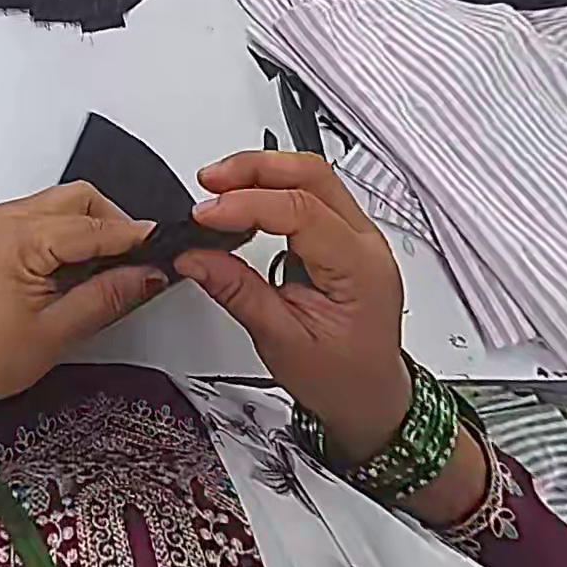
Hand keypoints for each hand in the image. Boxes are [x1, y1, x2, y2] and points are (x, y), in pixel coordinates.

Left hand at [0, 181, 165, 428]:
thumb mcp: (59, 329)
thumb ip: (109, 294)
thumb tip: (147, 274)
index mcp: (18, 238)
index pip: (93, 226)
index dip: (133, 237)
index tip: (162, 248)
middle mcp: (6, 221)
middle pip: (81, 199)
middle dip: (115, 224)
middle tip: (138, 259)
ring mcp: (2, 225)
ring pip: (67, 204)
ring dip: (95, 228)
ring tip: (111, 268)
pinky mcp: (2, 236)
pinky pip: (49, 217)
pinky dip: (75, 235)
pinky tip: (84, 268)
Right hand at [175, 151, 410, 464]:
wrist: (371, 397)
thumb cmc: (342, 378)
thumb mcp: (281, 341)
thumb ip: (236, 291)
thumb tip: (195, 257)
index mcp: (359, 268)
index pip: (301, 211)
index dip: (246, 205)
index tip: (205, 215)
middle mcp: (365, 241)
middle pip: (311, 174)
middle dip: (254, 168)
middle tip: (209, 181)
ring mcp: (355, 234)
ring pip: (310, 176)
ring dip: (260, 172)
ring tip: (217, 186)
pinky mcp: (339, 235)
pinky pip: (306, 193)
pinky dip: (269, 187)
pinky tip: (241, 198)